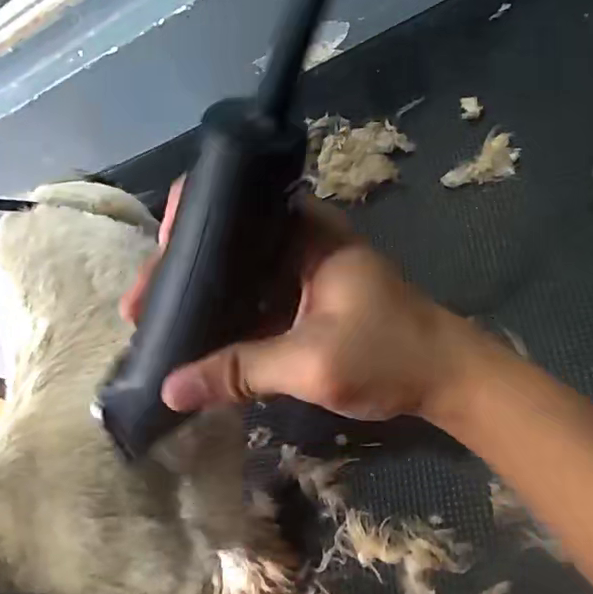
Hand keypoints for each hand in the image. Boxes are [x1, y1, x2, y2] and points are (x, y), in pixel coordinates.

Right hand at [118, 180, 480, 421]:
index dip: (186, 224)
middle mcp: (303, 240)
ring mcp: (307, 271)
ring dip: (204, 296)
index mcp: (307, 232)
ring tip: (157, 326)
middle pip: (229, 241)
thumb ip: (241, 370)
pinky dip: (231, 316)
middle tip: (143, 308)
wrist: (449, 376)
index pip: (233, 204)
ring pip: (241, 273)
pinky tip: (198, 341)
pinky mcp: (311, 300)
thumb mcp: (313, 363)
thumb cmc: (390, 354)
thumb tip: (169, 389)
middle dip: (183, 269)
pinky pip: (259, 299)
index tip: (157, 264)